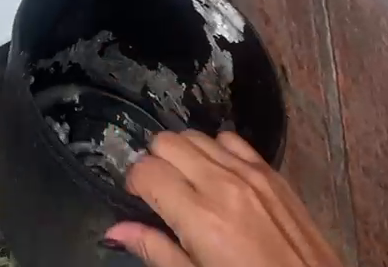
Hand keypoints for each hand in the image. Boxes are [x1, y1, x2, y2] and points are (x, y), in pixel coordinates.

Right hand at [104, 131, 340, 266]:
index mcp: (200, 217)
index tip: (140, 201)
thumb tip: (115, 230)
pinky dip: (215, 151)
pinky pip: (229, 139)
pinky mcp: (272, 172)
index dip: (136, 184)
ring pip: (194, 135)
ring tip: (189, 186)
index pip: (146, 170)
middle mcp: (221, 184)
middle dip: (156, 163)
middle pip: (166, 142)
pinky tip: (219, 178)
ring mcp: (250, 173)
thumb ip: (156, 251)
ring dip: (183, 154)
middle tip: (163, 195)